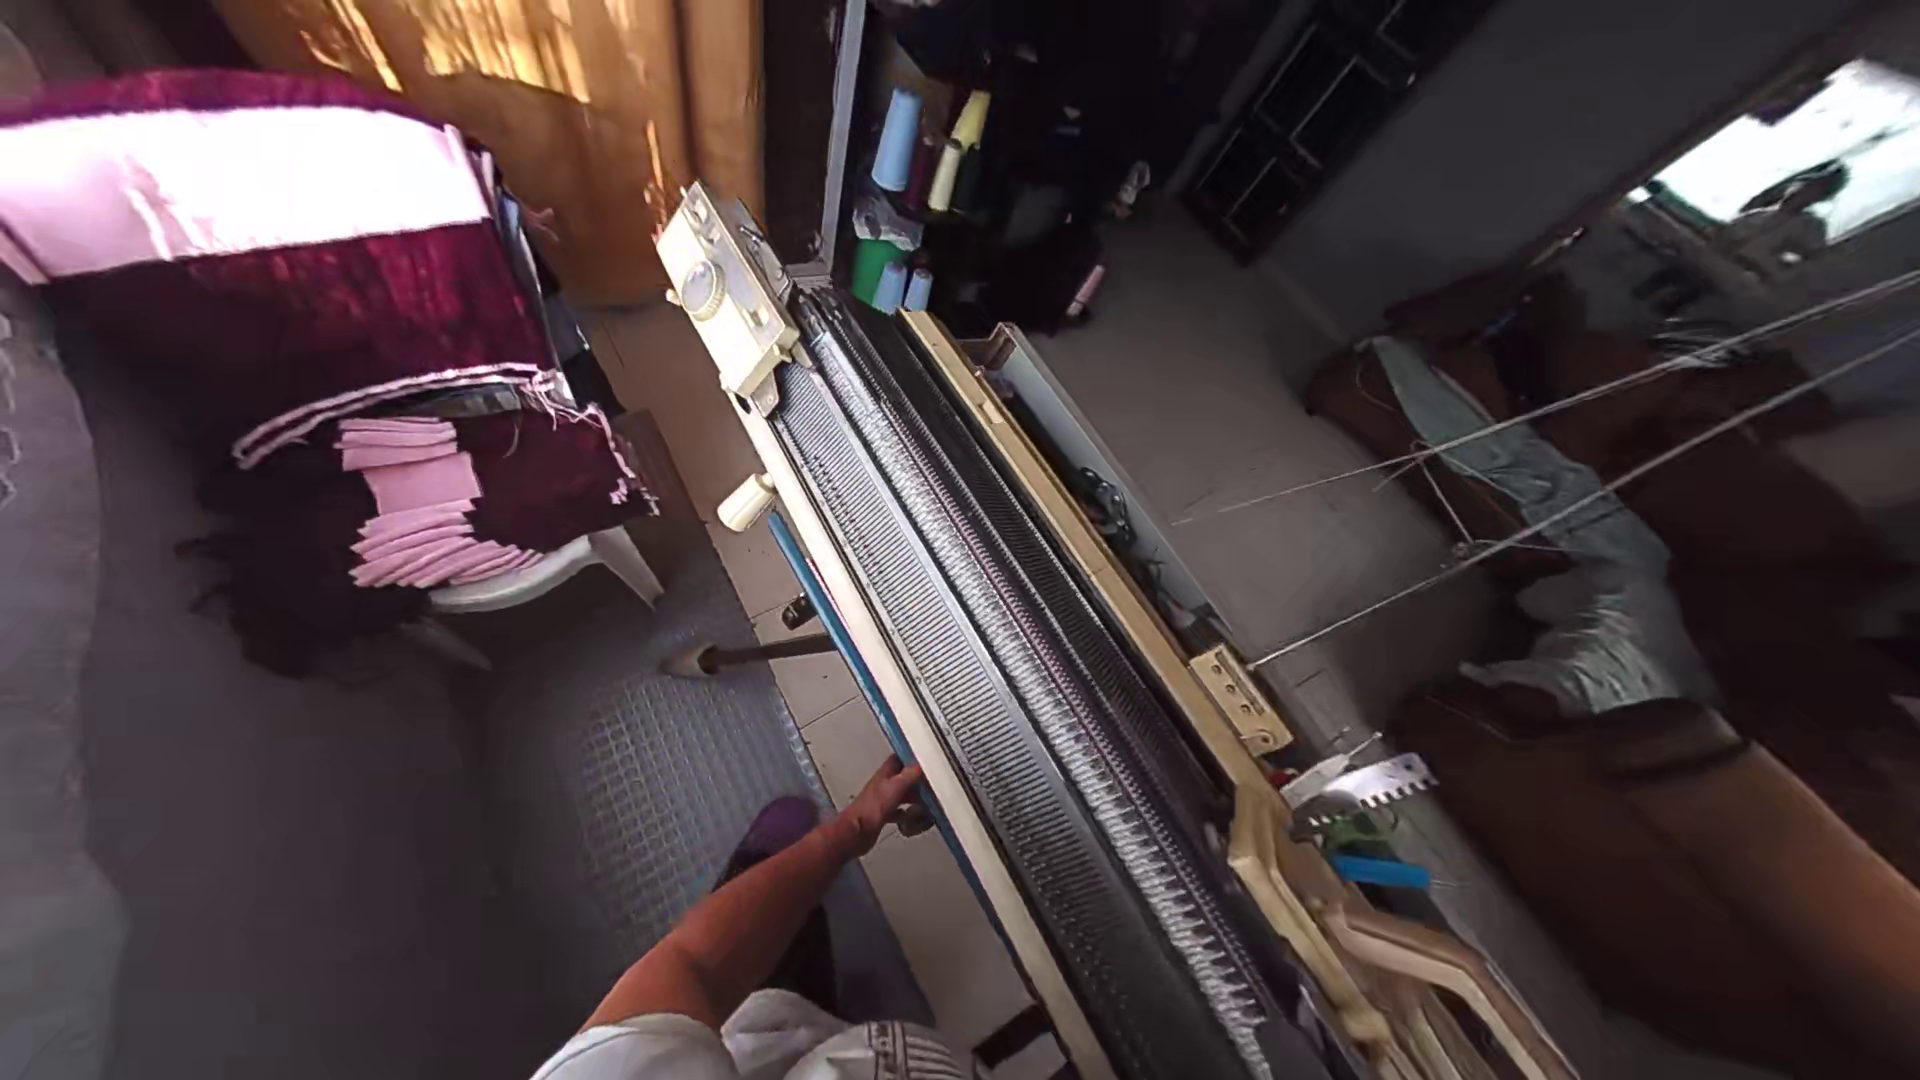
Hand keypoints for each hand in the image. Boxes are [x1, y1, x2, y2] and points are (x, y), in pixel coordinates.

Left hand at [824, 755, 925, 858]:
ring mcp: (885, 801)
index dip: (912, 759)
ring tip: (927, 811)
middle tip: (933, 792)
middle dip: (919, 786)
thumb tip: (919, 765)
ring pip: (906, 797)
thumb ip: (907, 776)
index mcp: (886, 774)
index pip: (900, 759)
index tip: (927, 764)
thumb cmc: (873, 808)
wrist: (856, 833)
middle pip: (906, 779)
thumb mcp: (894, 788)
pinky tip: (912, 825)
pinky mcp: (885, 816)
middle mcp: (886, 785)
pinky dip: (909, 819)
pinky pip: (902, 814)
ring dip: (916, 804)